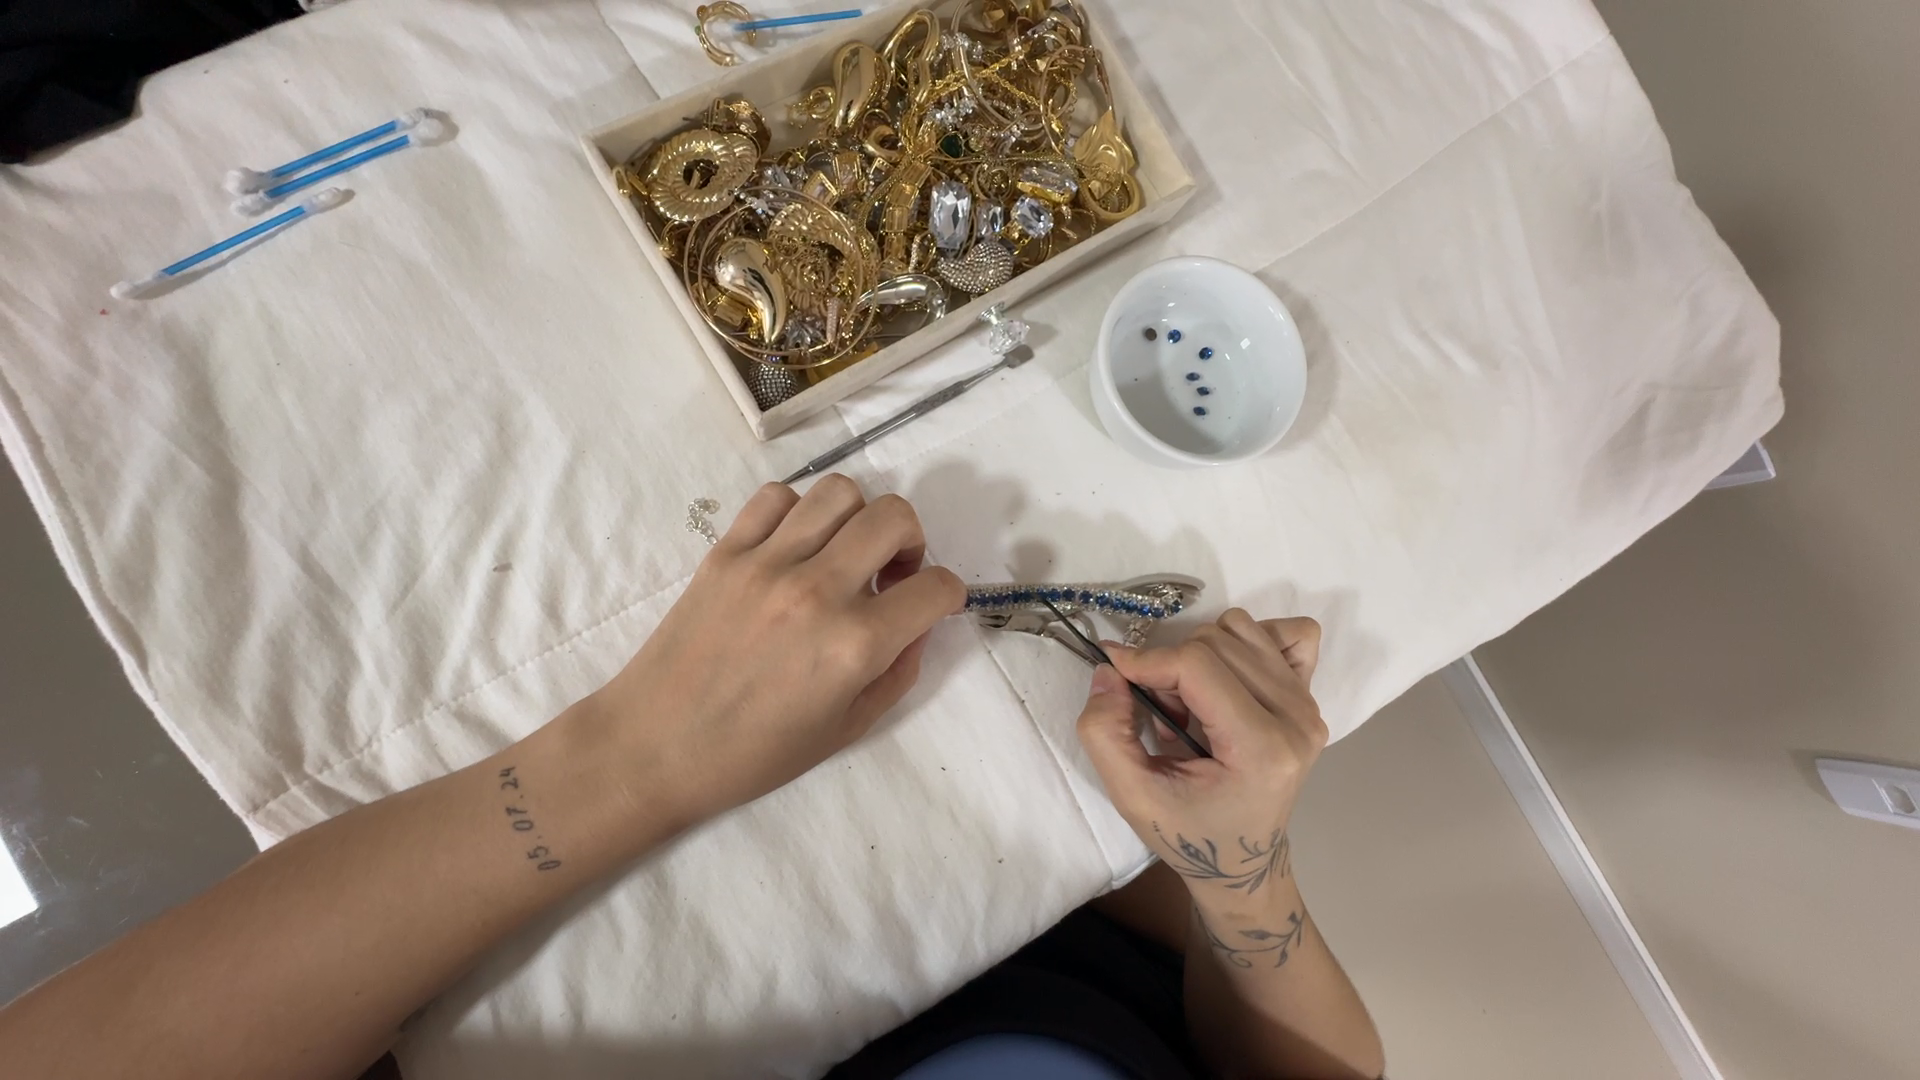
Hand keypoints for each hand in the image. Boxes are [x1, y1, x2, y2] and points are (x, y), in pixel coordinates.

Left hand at [586, 477, 964, 827]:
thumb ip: (898, 671)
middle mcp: (819, 591)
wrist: (654, 747)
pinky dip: (800, 511)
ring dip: (859, 518)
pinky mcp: (726, 551)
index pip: (935, 587)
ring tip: (844, 552)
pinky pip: (776, 497)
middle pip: (894, 517)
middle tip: (891, 572)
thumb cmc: (756, 753)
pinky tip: (795, 546)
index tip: (929, 604)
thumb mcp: (849, 728)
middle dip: (913, 540)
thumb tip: (916, 623)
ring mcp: (768, 563)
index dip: (946, 594)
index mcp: (855, 645)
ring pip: (839, 492)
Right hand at [1075, 611, 1326, 908]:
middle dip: (1170, 668)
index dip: (1145, 660)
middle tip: (1160, 715)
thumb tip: (1109, 670)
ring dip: (1200, 655)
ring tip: (1192, 704)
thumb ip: (1105, 732)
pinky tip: (1228, 678)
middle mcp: (1297, 719)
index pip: (1196, 665)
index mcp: (1261, 749)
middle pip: (1214, 642)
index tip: (1114, 672)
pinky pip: (1290, 633)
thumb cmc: (1188, 833)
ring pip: (1240, 629)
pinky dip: (1248, 642)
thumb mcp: (1131, 796)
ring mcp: (1309, 704)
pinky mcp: (1311, 695)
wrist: (1241, 860)